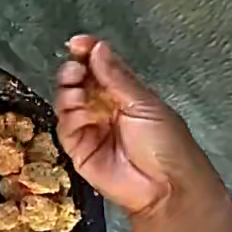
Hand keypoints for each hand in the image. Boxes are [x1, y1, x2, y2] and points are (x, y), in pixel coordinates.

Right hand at [55, 35, 219, 219]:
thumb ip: (116, 77)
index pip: (100, 67)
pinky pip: (65, 128)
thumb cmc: (166, 144)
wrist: (166, 187)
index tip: (77, 44)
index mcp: (124, 93)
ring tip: (76, 90)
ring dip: (68, 92)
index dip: (87, 53)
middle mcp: (104, 108)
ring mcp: (90, 129)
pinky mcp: (79, 150)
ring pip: (67, 103)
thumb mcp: (144, 104)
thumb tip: (97, 48)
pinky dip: (68, 116)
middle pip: (79, 83)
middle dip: (73, 72)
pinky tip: (78, 110)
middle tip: (75, 70)